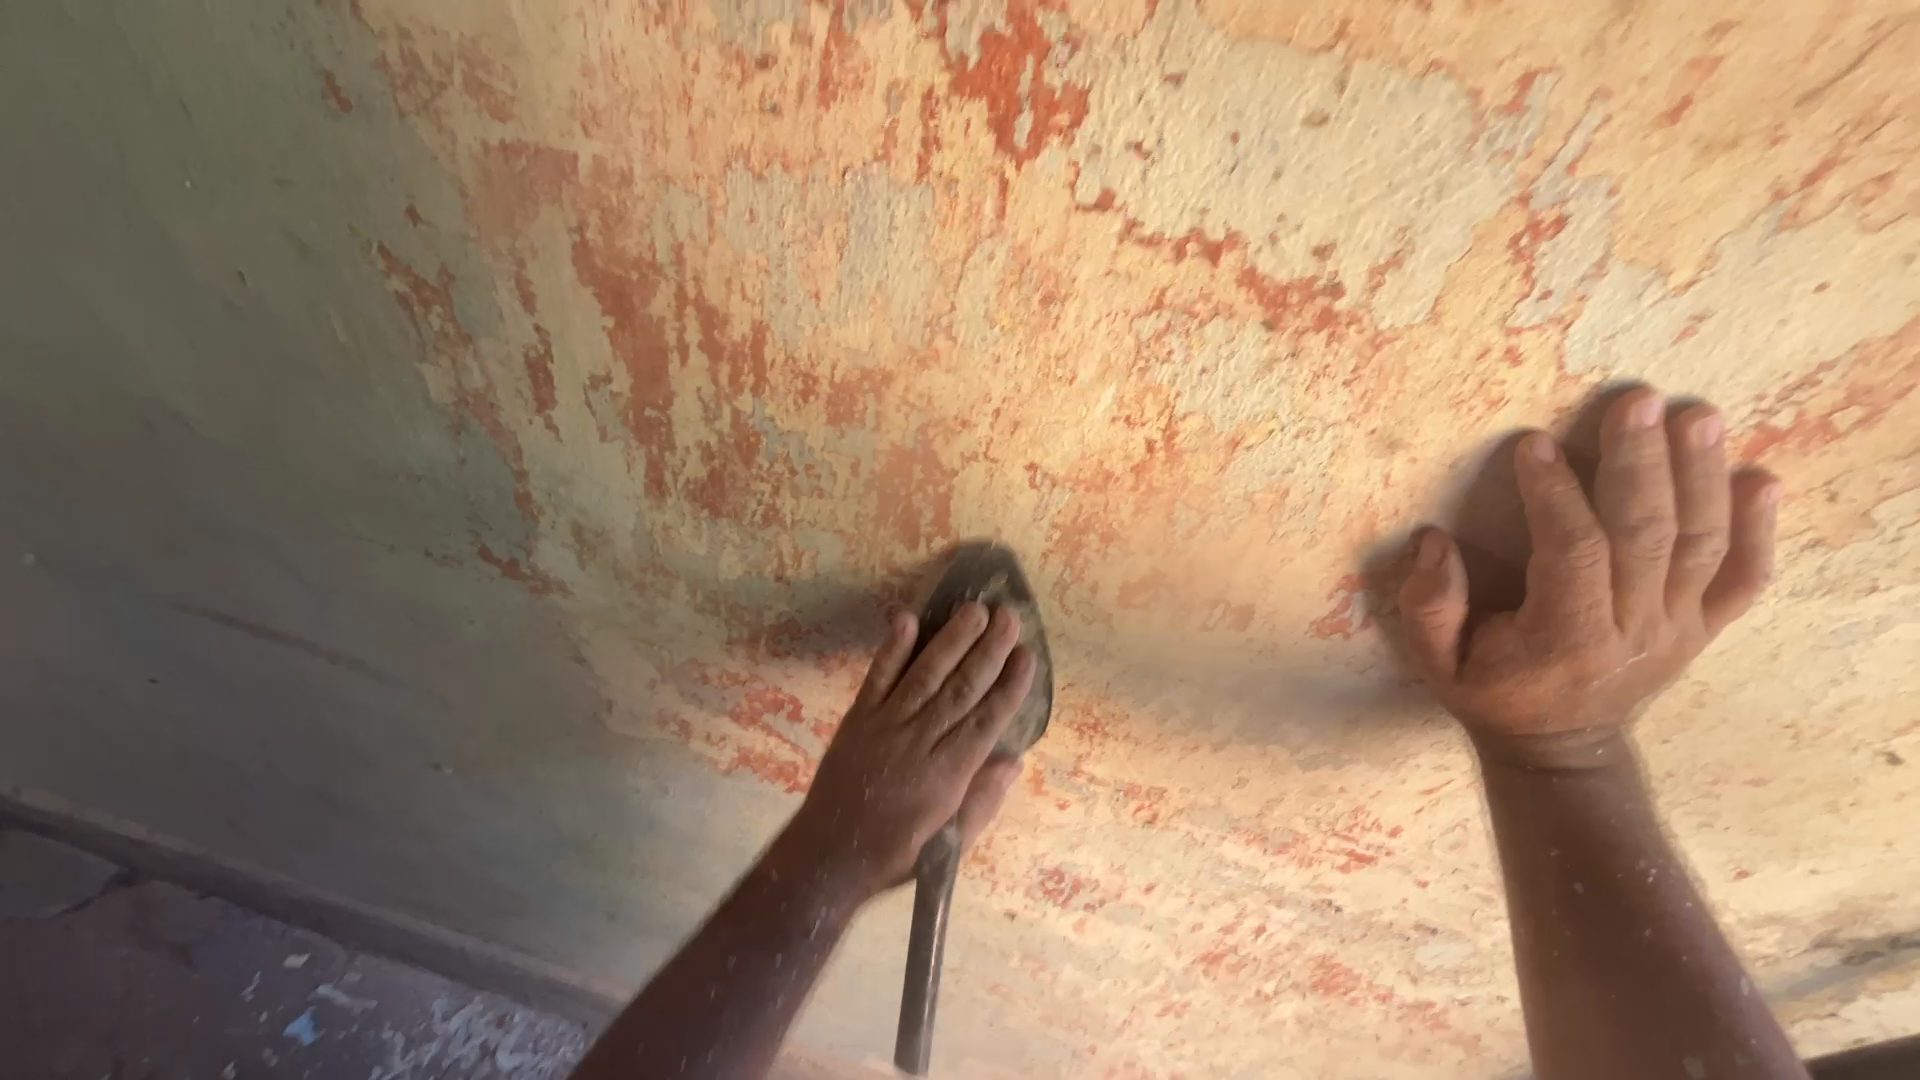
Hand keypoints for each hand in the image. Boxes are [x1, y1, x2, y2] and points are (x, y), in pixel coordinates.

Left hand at [779, 603, 1035, 900]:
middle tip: (1009, 616)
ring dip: (950, 640)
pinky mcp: (858, 718)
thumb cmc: (896, 853)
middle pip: (960, 690)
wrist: (828, 855)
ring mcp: (886, 726)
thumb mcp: (948, 846)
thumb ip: (982, 802)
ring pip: (925, 675)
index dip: (1009, 687)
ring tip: (974, 609)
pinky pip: (878, 678)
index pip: (986, 722)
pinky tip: (907, 619)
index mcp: (946, 777)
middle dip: (988, 652)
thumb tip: (1015, 761)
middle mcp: (919, 743)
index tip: (1028, 656)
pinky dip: (892, 648)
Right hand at [1399, 388, 1780, 767]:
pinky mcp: (1702, 626)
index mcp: (1566, 638)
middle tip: (1635, 401)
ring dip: (1701, 474)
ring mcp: (1679, 628)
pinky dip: (1759, 528)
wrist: (1561, 749)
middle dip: (1640, 462)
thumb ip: (1429, 605)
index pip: (1574, 552)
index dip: (1555, 495)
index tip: (1535, 443)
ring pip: (1701, 543)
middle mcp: (1635, 630)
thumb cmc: (1490, 696)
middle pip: (1649, 534)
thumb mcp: (1435, 662)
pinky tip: (1759, 478)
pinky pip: (1745, 576)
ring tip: (1696, 415)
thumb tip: (1433, 539)